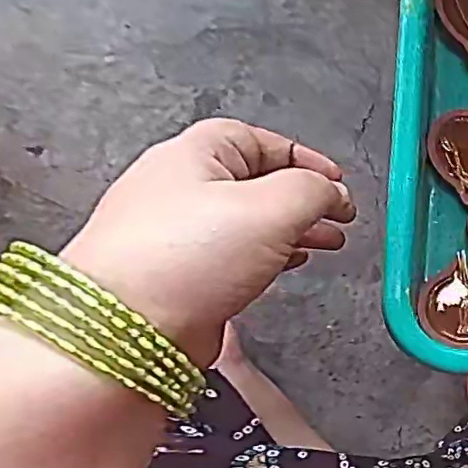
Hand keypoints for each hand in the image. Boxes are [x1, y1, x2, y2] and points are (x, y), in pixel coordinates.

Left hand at [60, 119, 355, 366]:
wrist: (130, 327)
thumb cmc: (180, 262)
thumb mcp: (271, 208)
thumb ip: (313, 191)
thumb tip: (334, 191)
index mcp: (194, 157)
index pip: (259, 139)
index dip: (305, 157)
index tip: (337, 181)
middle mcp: (181, 189)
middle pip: (258, 180)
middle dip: (306, 197)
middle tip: (338, 214)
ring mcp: (180, 232)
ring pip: (252, 219)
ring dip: (295, 227)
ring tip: (327, 240)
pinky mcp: (185, 271)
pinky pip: (238, 251)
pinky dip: (272, 253)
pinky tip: (290, 262)